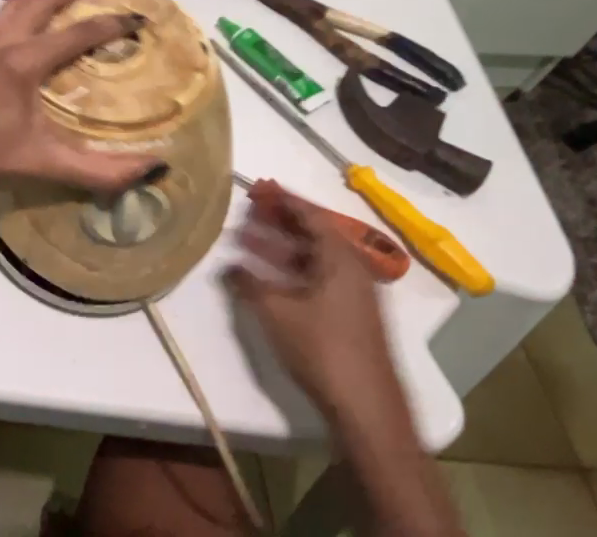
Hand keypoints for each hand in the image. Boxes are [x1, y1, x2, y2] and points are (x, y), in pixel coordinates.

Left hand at [0, 0, 161, 196]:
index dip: (110, 24)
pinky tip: (32, 19)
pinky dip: (24, 7)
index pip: (75, 33)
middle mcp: (2, 45)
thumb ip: (100, 170)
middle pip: (40, 1)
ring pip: (16, 4)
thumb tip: (153, 167)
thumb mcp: (45, 164)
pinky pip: (2, 18)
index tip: (139, 19)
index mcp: (22, 63)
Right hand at [227, 183, 399, 413]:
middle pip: (312, 236)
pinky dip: (290, 271)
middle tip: (247, 213)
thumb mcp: (276, 312)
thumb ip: (248, 283)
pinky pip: (316, 279)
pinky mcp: (349, 316)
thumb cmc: (322, 349)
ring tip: (245, 243)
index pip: (311, 216)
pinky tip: (265, 280)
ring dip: (280, 249)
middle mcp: (351, 270)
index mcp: (340, 260)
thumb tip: (228, 266)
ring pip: (312, 259)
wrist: (367, 406)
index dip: (283, 201)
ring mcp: (353, 295)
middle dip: (278, 223)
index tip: (259, 189)